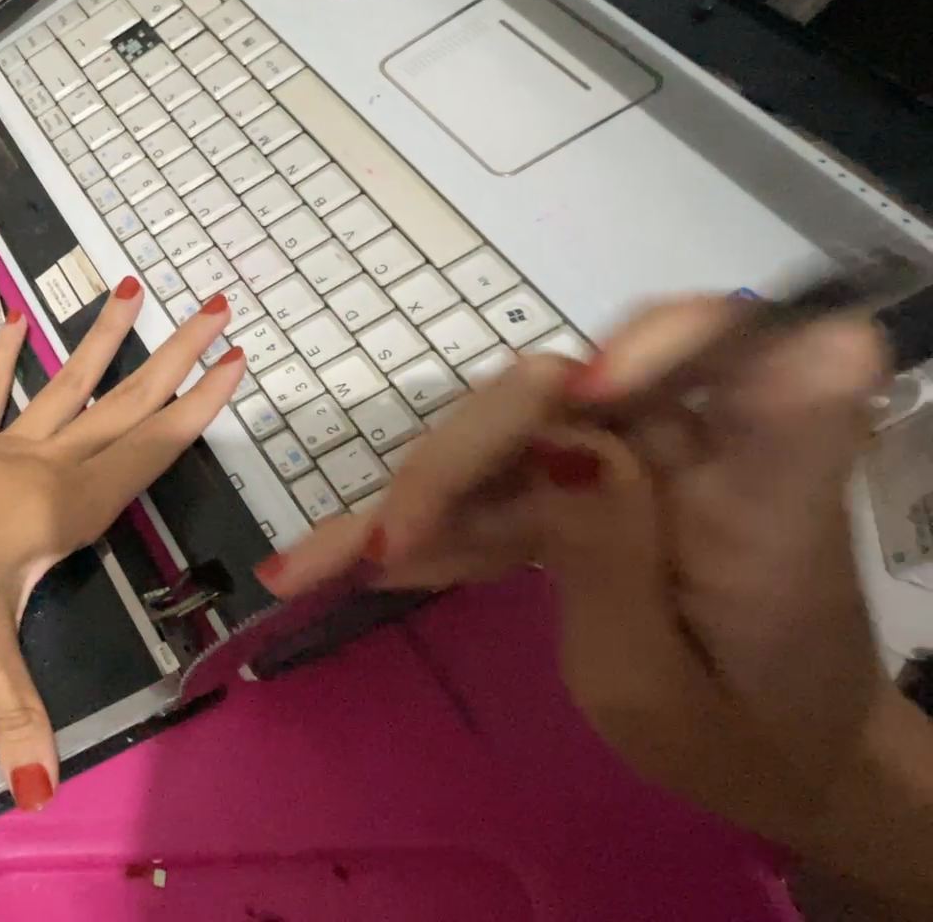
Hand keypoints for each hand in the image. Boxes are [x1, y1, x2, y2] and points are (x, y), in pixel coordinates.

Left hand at [0, 279, 242, 810]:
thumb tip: (40, 795)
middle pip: (125, 403)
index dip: (197, 409)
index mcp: (68, 505)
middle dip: (174, 358)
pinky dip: (1, 358)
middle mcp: (47, 463)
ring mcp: (1, 443)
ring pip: (67, 385)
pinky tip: (13, 319)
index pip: (151, 450)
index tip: (235, 361)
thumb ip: (15, 712)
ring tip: (131, 288)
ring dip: (101, 340)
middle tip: (215, 307)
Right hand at [253, 298, 908, 860]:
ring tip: (326, 567)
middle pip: (552, 393)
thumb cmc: (731, 735)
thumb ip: (611, 562)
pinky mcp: (561, 480)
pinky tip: (339, 567)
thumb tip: (565, 445)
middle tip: (387, 544)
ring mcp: (613, 461)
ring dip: (416, 494)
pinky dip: (407, 524)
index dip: (672, 343)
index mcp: (760, 503)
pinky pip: (474, 480)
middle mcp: (683, 455)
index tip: (588, 387)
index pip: (758, 364)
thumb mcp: (661, 686)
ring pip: (491, 432)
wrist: (763, 746)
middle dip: (456, 457)